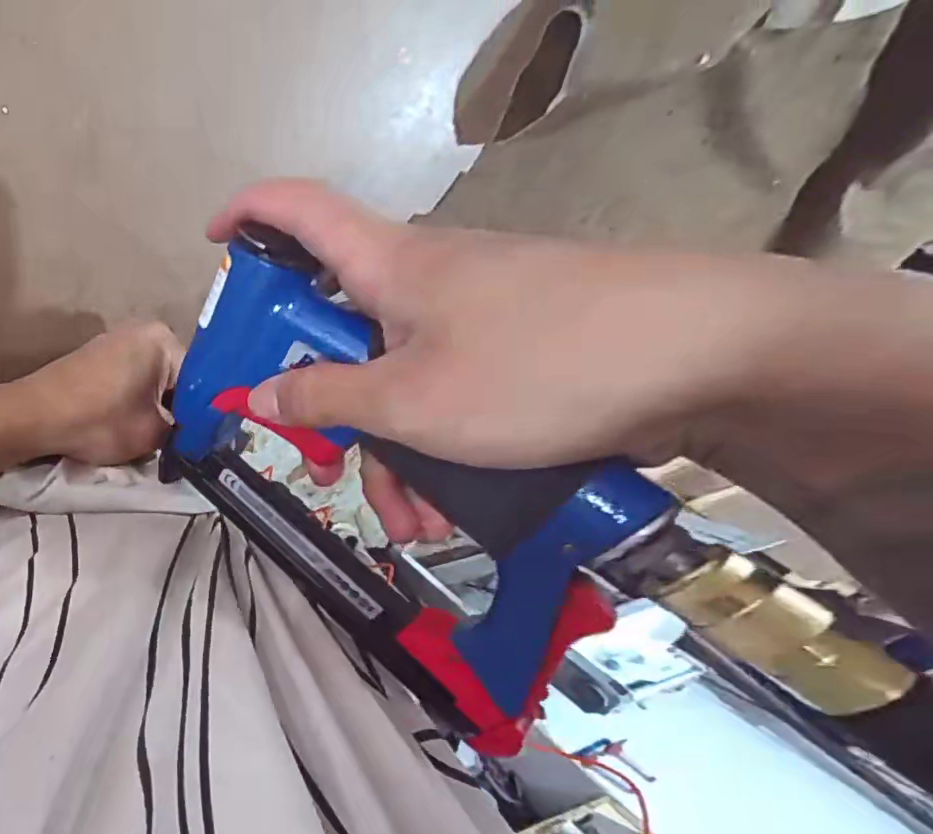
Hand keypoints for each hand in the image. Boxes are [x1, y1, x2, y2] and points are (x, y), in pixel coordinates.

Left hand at [3, 321, 182, 465]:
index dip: (200, 414)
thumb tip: (189, 435)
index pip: (198, 379)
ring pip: (147, 386)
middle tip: (175, 444)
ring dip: (148, 412)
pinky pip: (124, 385)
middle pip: (172, 380)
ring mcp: (112, 344)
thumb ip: (180, 432)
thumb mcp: (151, 434)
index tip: (199, 440)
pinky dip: (126, 407)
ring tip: (147, 439)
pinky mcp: (92, 361)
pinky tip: (122, 428)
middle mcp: (140, 332)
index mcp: (162, 339)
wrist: (31, 418)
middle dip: (172, 411)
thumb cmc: (97, 421)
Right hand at [205, 179, 832, 542]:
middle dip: (320, 408)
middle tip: (318, 463)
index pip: (301, 212)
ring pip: (391, 383)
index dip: (248, 216)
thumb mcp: (406, 400)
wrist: (724, 360)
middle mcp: (422, 283)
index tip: (212, 242)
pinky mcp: (510, 347)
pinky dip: (431, 452)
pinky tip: (445, 508)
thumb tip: (258, 395)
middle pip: (336, 333)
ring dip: (386, 457)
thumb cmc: (538, 367)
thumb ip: (321, 397)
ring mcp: (468, 316)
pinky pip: (441, 396)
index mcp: (388, 269)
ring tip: (408, 520)